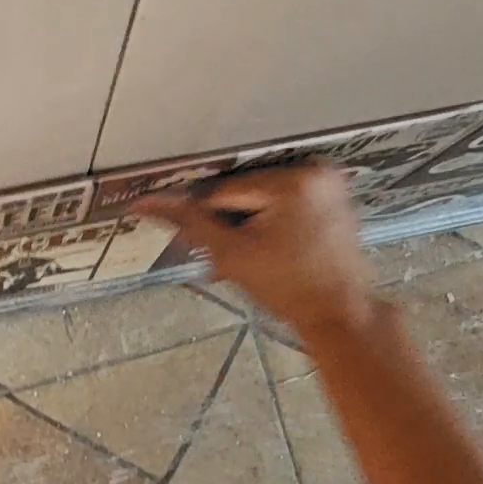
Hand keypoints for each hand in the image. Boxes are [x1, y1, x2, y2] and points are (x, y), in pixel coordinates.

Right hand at [135, 159, 375, 335]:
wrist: (340, 314)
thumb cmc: (287, 289)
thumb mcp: (232, 256)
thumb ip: (190, 224)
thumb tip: (142, 203)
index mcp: (292, 179)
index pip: (223, 191)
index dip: (208, 223)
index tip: (205, 252)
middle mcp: (313, 169)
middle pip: (244, 193)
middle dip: (228, 226)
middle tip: (223, 264)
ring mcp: (327, 182)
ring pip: (261, 200)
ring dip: (245, 227)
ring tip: (241, 263)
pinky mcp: (332, 197)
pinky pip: (284, 204)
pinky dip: (268, 224)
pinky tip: (264, 253)